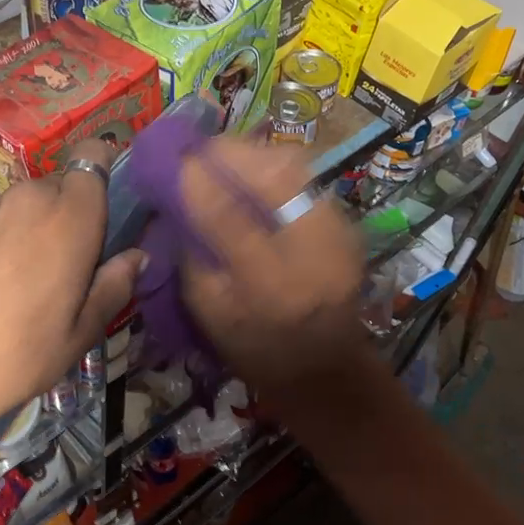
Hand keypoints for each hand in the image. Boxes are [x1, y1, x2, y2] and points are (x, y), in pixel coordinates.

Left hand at [0, 140, 142, 469]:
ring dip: (37, 225)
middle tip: (75, 260)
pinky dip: (6, 236)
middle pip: (61, 185)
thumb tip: (137, 257)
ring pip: (27, 202)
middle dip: (72, 212)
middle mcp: (27, 197)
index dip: (104, 172)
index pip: (94, 155)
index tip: (109, 209)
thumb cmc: (21, 353)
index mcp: (68, 215)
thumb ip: (115, 284)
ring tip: (33, 277)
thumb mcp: (82, 330)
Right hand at [176, 138, 366, 405]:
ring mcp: (340, 235)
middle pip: (277, 176)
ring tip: (224, 157)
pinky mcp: (348, 226)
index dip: (198, 181)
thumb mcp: (209, 309)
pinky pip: (307, 178)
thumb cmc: (256, 350)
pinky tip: (252, 174)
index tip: (175, 161)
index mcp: (270, 286)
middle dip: (233, 153)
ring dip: (254, 154)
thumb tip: (178, 196)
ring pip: (297, 167)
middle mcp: (314, 253)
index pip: (229, 217)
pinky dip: (274, 168)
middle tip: (201, 151)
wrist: (327, 373)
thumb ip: (192, 252)